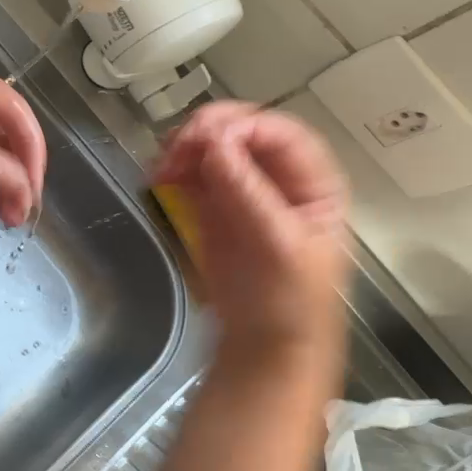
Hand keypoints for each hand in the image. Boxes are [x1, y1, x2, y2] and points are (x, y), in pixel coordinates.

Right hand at [152, 102, 347, 350]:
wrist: (265, 343)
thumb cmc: (288, 299)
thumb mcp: (277, 245)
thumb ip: (247, 193)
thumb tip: (214, 142)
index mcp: (312, 182)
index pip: (281, 134)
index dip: (244, 126)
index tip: (205, 139)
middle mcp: (279, 178)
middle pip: (242, 131)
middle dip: (206, 132)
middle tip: (174, 150)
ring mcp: (243, 190)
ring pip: (212, 147)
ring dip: (183, 149)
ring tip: (162, 170)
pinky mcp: (212, 205)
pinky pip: (192, 172)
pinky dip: (174, 168)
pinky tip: (159, 179)